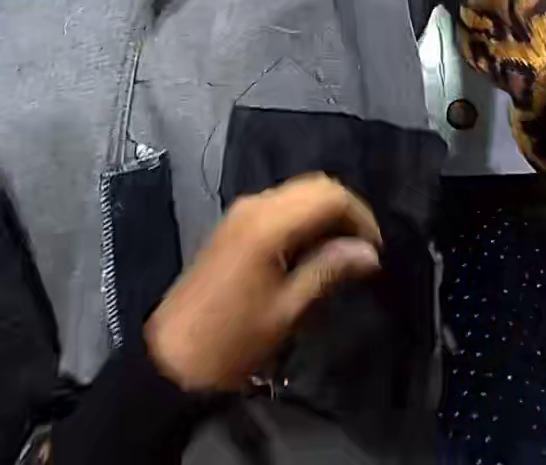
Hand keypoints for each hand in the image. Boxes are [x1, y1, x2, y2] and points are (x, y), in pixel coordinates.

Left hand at [145, 175, 381, 391]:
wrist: (170, 360)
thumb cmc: (231, 341)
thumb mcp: (286, 311)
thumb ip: (329, 271)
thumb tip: (370, 253)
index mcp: (269, 222)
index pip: (329, 194)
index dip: (360, 215)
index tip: (375, 249)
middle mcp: (256, 204)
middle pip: (315, 185)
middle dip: (345, 210)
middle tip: (363, 249)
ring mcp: (242, 210)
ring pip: (298, 191)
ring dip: (325, 211)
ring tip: (343, 251)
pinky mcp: (235, 222)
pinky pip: (281, 203)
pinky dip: (304, 215)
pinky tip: (312, 247)